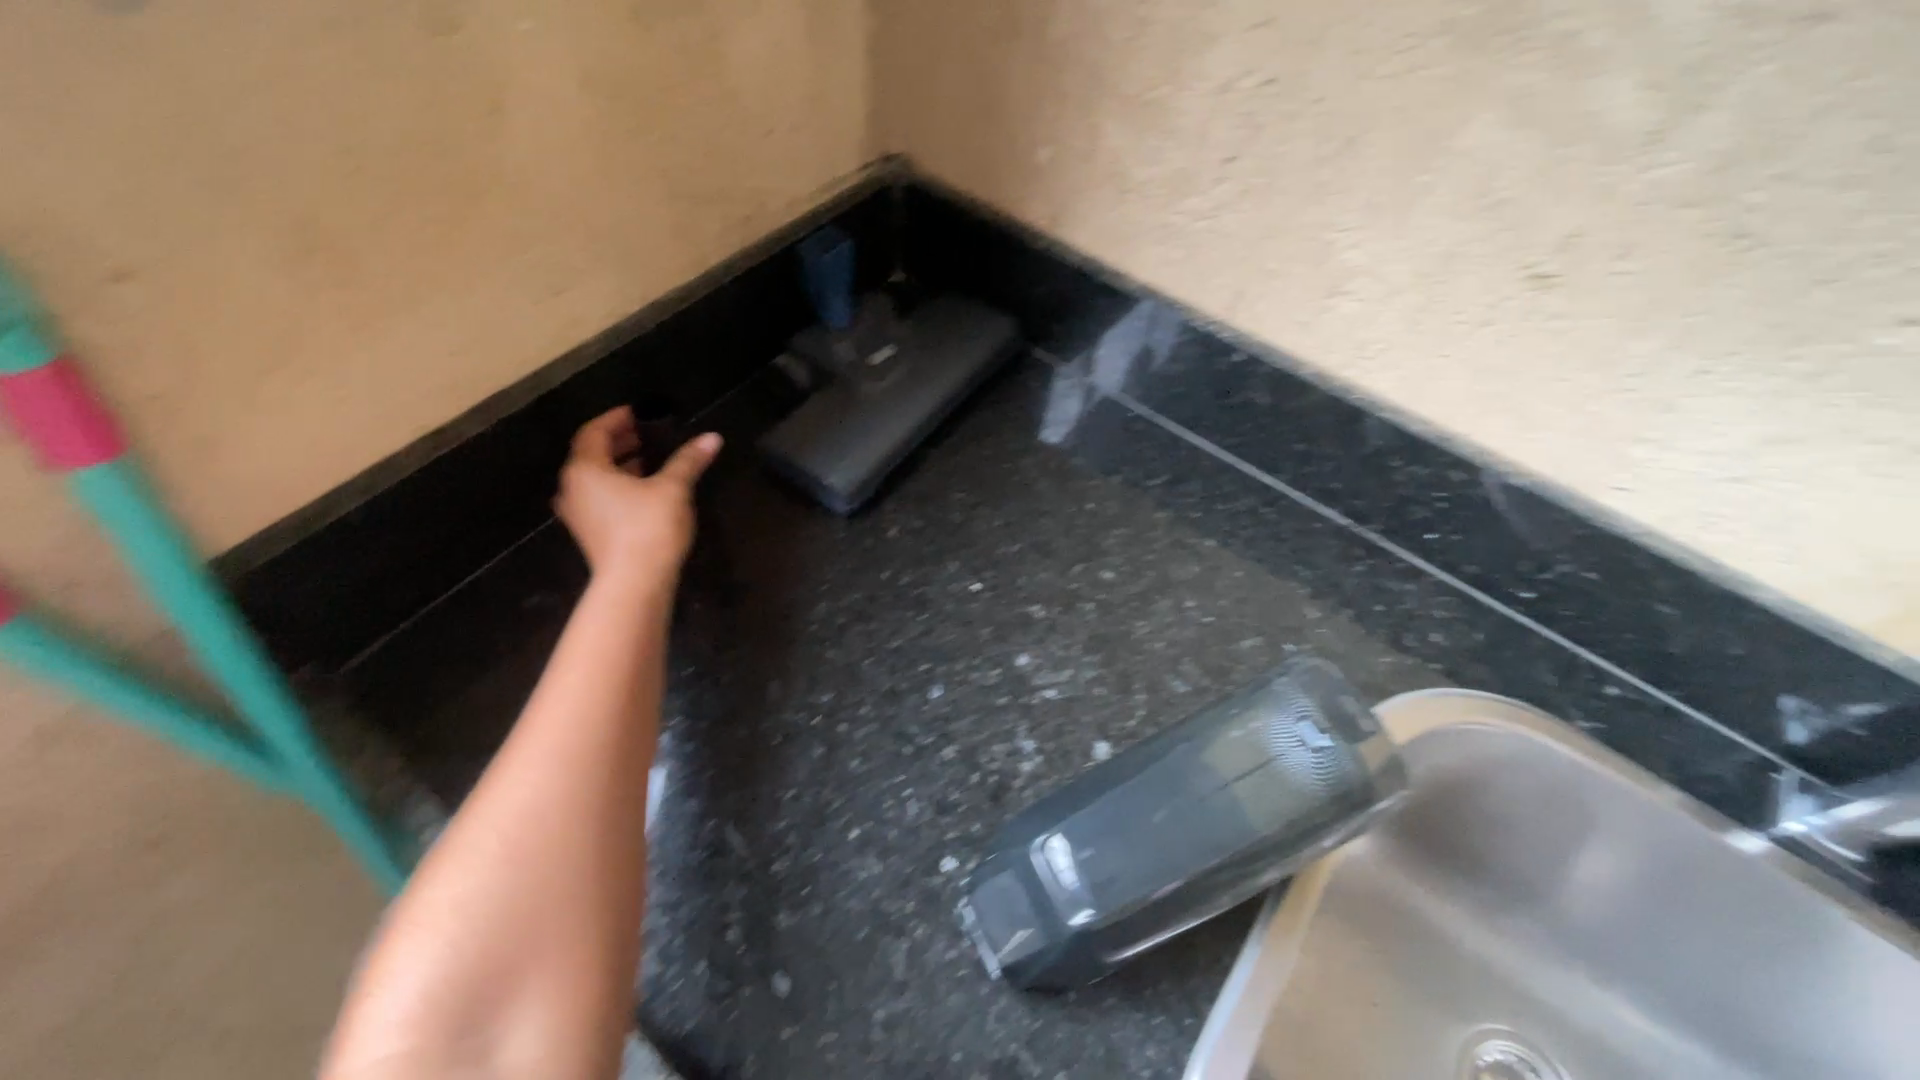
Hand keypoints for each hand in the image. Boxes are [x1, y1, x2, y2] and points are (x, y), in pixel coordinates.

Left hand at [555, 407, 721, 585]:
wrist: (634, 584)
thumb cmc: (648, 528)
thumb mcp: (673, 489)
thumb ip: (688, 460)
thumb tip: (712, 437)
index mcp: (585, 469)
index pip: (594, 431)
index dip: (616, 419)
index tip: (639, 413)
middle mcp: (573, 487)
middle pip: (591, 454)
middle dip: (619, 442)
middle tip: (647, 434)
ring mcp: (578, 513)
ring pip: (595, 478)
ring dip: (619, 465)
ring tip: (649, 460)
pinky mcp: (589, 533)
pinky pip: (599, 498)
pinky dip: (618, 487)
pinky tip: (644, 491)